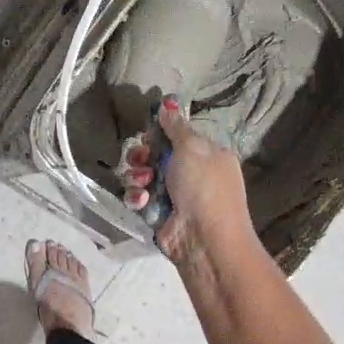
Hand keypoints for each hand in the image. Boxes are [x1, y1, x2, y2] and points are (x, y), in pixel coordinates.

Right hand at [119, 97, 253, 263]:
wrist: (204, 239)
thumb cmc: (203, 188)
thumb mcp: (192, 149)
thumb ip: (176, 127)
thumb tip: (168, 104)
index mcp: (206, 154)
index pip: (176, 136)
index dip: (159, 134)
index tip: (149, 135)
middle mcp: (191, 172)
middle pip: (154, 154)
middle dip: (142, 156)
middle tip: (141, 159)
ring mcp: (174, 194)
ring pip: (142, 175)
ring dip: (137, 177)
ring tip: (143, 184)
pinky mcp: (158, 212)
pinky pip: (138, 197)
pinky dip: (137, 197)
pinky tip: (141, 202)